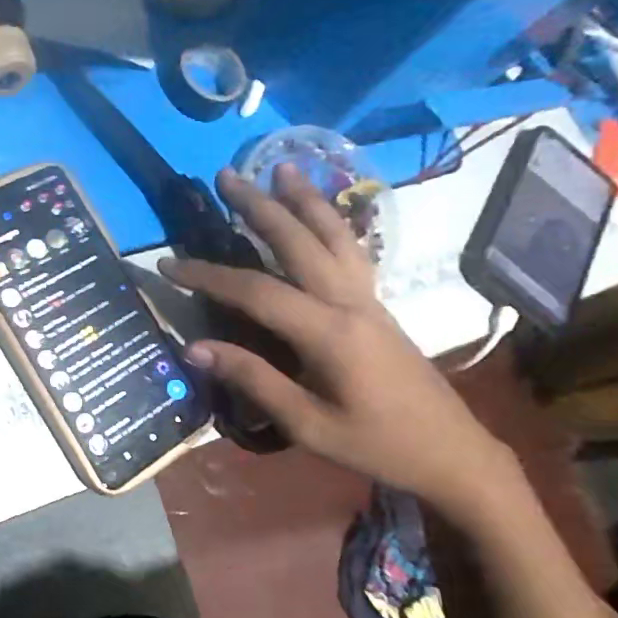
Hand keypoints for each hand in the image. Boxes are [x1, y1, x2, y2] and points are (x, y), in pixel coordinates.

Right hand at [158, 166, 516, 506]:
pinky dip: (331, 220)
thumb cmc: (376, 444)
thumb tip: (195, 348)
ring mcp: (368, 297)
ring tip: (280, 166)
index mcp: (328, 332)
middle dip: (257, 206)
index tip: (169, 264)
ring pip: (332, 233)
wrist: (449, 450)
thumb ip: (253, 380)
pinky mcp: (379, 302)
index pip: (256, 291)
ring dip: (302, 198)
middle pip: (297, 240)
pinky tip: (320, 212)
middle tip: (224, 176)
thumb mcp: (308, 424)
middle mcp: (348, 300)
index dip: (208, 275)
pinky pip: (352, 248)